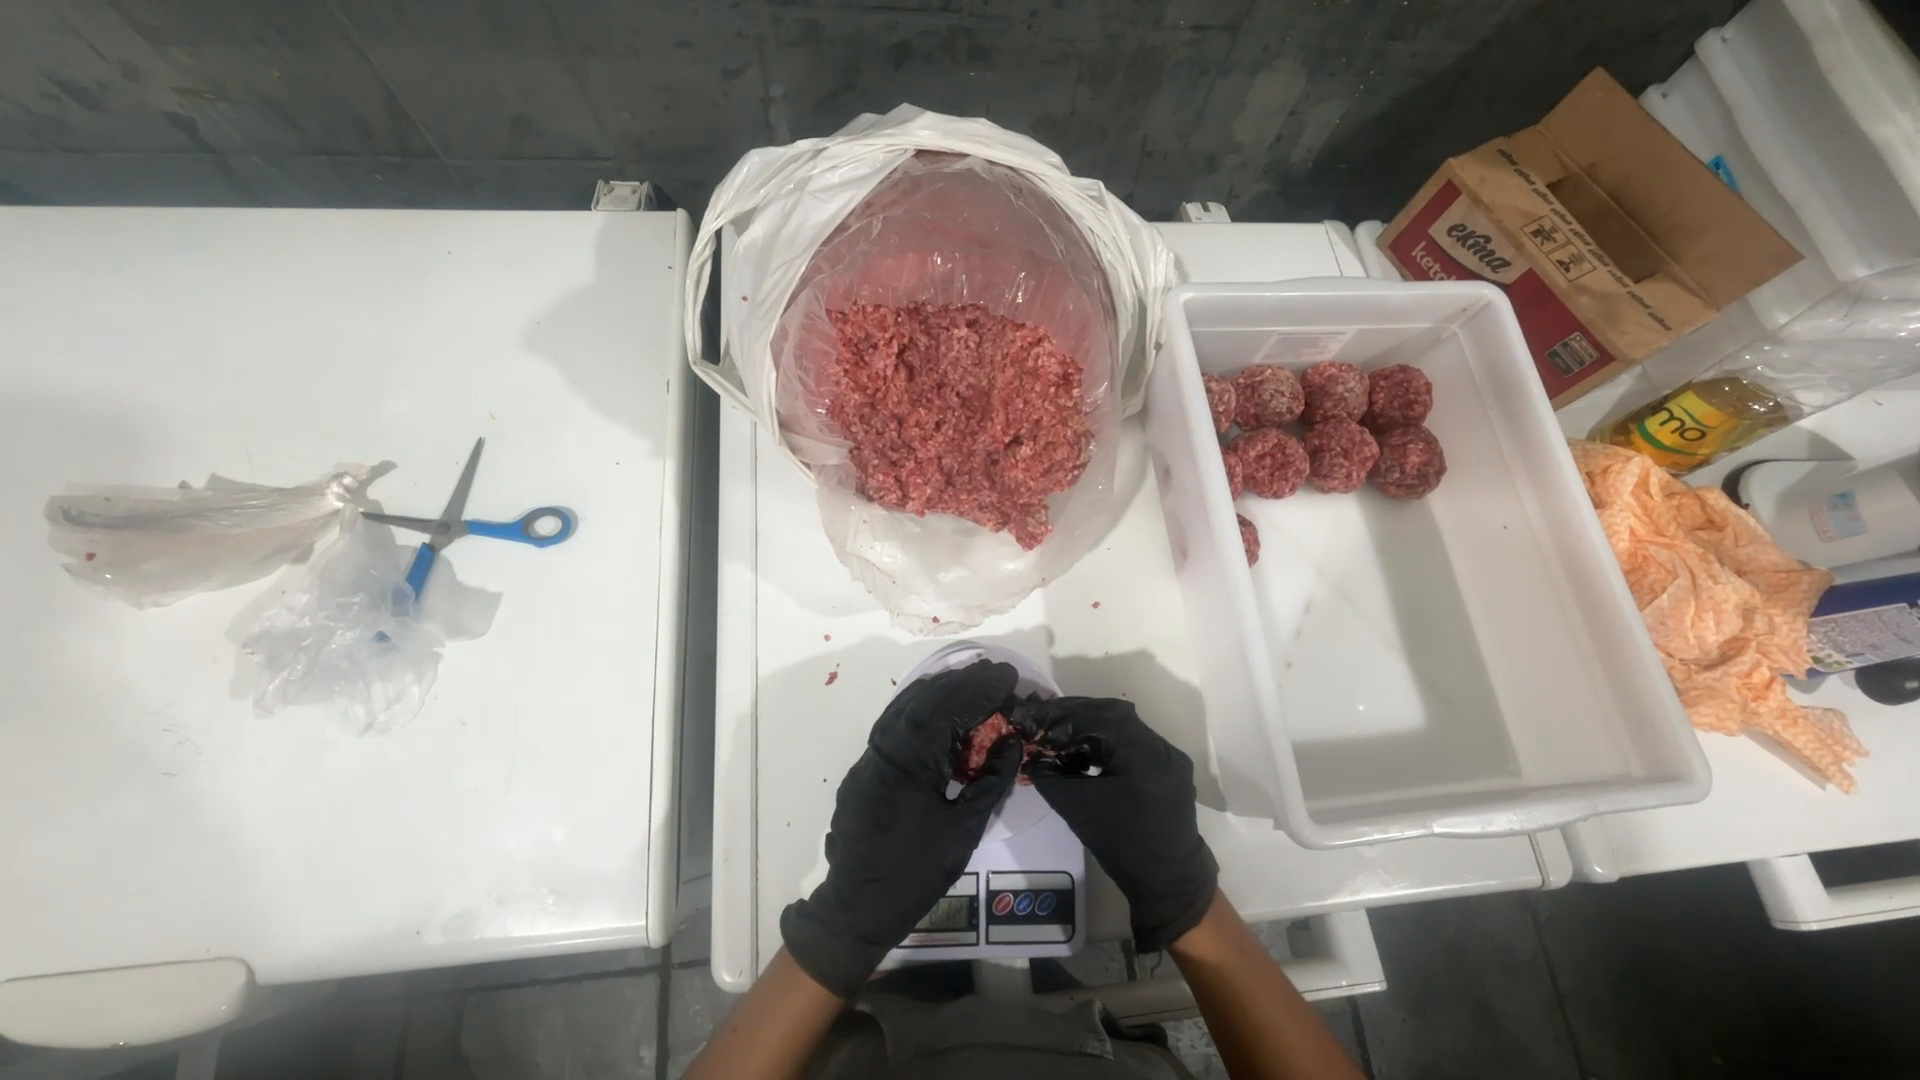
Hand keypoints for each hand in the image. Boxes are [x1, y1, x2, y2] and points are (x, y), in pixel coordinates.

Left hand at [780, 659, 1020, 997]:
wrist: (856, 908)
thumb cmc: (915, 874)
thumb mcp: (964, 831)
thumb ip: (990, 783)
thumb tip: (1012, 744)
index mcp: (909, 762)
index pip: (948, 710)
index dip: (980, 689)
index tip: (1008, 675)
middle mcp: (884, 750)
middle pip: (924, 701)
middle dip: (961, 682)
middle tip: (994, 670)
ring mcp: (869, 758)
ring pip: (903, 710)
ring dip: (937, 691)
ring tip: (970, 680)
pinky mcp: (865, 770)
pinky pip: (892, 727)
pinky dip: (916, 710)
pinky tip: (937, 710)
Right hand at [1014, 696, 1217, 952]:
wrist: (1170, 882)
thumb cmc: (1123, 844)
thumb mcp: (1078, 808)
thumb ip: (1050, 775)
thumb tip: (1032, 755)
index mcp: (1143, 751)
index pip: (1096, 717)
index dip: (1062, 716)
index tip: (1035, 719)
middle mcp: (1161, 747)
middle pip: (1113, 716)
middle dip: (1076, 716)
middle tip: (1044, 721)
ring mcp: (1169, 759)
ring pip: (1125, 729)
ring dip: (1092, 729)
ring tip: (1061, 736)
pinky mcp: (1169, 772)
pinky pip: (1135, 746)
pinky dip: (1108, 744)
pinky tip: (1087, 754)